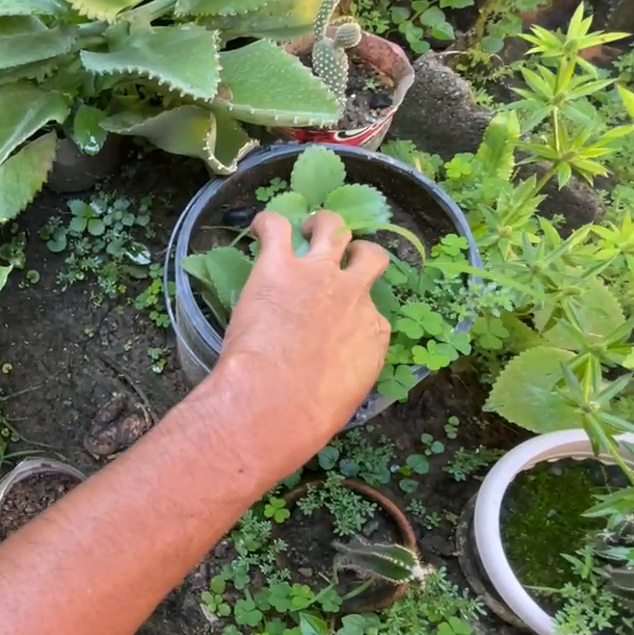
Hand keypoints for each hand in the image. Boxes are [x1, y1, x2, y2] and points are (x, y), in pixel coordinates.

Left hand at [189, 209, 391, 480]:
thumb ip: (340, 374)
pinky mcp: (278, 266)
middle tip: (334, 250)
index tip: (333, 315)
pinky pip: (276, 227)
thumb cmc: (308, 412)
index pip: (371, 306)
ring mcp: (318, 275)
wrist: (278, 397)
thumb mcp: (342, 395)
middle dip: (355, 250)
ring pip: (331, 228)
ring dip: (320, 223)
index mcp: (373, 330)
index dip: (353, 307)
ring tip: (305, 225)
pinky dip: (267, 222)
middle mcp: (353, 294)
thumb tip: (324, 382)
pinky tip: (259, 225)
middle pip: (368, 256)